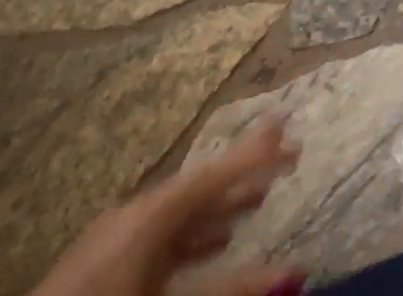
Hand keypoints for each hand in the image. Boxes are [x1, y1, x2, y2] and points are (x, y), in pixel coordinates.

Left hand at [30, 119, 303, 295]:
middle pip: (200, 188)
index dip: (255, 150)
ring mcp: (114, 238)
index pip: (215, 173)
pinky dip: (195, 233)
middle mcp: (133, 216)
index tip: (288, 123)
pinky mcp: (104, 262)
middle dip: (246, 176)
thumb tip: (298, 271)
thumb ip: (232, 287)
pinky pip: (163, 234)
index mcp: (150, 215)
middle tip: (290, 161)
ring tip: (259, 201)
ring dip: (222, 206)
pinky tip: (214, 243)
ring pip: (181, 212)